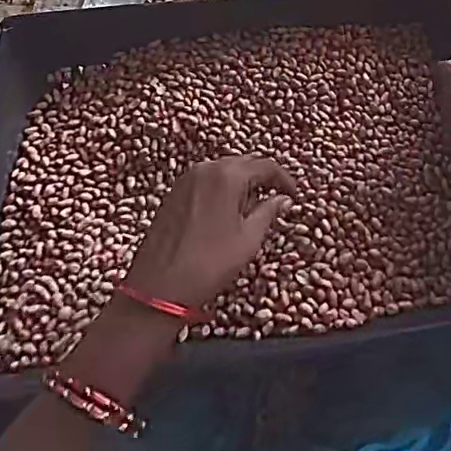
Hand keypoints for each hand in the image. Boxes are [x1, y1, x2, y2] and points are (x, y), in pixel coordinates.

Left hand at [122, 156, 293, 311]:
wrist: (158, 287)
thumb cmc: (209, 264)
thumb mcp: (248, 239)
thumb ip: (269, 212)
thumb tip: (284, 199)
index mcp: (226, 176)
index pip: (264, 165)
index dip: (283, 179)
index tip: (293, 195)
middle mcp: (205, 169)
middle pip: (243, 163)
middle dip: (262, 177)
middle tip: (277, 198)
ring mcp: (186, 180)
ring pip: (223, 170)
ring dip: (241, 183)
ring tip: (254, 207)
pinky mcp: (173, 193)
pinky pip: (206, 181)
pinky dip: (222, 189)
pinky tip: (227, 211)